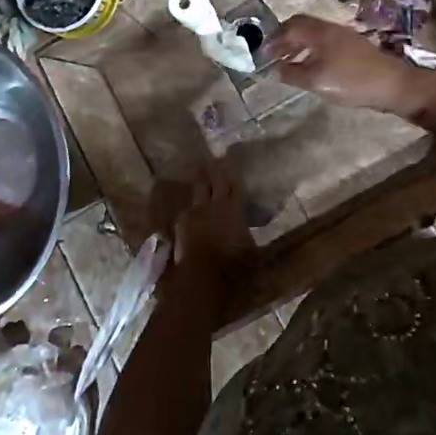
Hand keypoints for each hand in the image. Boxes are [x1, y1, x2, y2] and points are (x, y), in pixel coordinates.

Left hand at [162, 163, 251, 309]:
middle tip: (215, 159)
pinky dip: (191, 206)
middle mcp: (213, 206)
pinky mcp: (181, 225)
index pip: (235, 184)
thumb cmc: (233, 265)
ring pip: (198, 191)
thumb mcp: (251, 251)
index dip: (233, 169)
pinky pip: (187, 209)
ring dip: (200, 182)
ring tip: (201, 174)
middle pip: (213, 181)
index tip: (232, 156)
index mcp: (233, 209)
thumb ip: (250, 236)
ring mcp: (195, 214)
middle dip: (215, 169)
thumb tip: (254, 233)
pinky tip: (191, 207)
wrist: (200, 278)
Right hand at [263, 15, 433, 116]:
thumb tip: (273, 70)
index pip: (290, 26)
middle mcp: (331, 29)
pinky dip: (311, 51)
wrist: (391, 84)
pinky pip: (324, 43)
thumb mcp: (316, 81)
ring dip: (298, 45)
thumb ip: (292, 74)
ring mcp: (344, 37)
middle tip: (273, 55)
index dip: (274, 39)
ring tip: (288, 63)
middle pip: (302, 26)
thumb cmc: (351, 81)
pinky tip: (311, 67)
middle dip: (285, 39)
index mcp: (320, 32)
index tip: (263, 53)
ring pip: (314, 35)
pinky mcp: (353, 48)